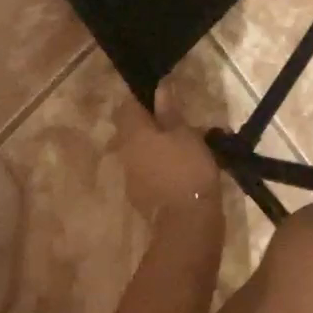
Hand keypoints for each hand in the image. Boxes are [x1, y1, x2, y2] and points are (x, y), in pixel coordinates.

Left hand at [113, 85, 221, 220]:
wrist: (187, 225)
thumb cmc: (187, 169)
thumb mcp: (185, 133)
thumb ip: (169, 111)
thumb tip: (160, 87)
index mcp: (132, 133)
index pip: (126, 106)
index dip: (142, 99)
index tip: (162, 99)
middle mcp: (125, 153)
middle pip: (132, 130)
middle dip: (152, 125)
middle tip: (178, 123)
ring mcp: (131, 178)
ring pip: (141, 152)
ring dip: (158, 147)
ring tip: (185, 146)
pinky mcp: (142, 198)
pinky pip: (149, 172)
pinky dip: (161, 167)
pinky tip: (183, 169)